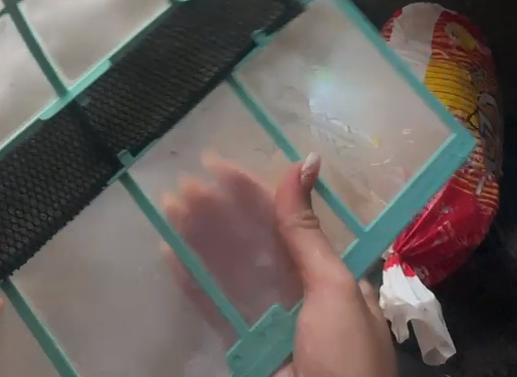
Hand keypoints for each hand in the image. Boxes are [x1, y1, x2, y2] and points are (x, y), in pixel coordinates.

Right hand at [164, 154, 395, 376]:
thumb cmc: (346, 363)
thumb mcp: (335, 291)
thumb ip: (306, 229)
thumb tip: (308, 159)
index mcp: (331, 281)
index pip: (288, 222)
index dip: (253, 192)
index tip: (217, 168)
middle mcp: (299, 297)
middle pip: (253, 242)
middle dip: (219, 212)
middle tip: (185, 185)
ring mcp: (269, 324)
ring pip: (230, 269)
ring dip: (200, 237)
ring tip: (170, 208)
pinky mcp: (244, 349)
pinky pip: (215, 307)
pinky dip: (193, 281)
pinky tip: (170, 254)